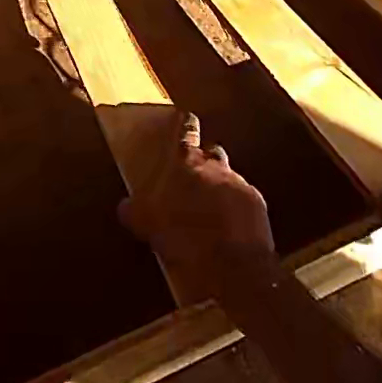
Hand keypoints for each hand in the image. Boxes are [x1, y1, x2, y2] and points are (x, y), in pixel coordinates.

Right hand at [118, 112, 278, 303]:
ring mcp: (239, 183)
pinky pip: (244, 199)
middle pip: (211, 151)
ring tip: (210, 208)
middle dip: (204, 159)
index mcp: (186, 163)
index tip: (185, 118)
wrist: (233, 265)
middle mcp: (215, 166)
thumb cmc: (185, 237)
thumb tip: (124, 206)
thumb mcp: (149, 225)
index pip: (185, 131)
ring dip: (219, 187)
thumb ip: (135, 211)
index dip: (184, 125)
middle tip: (193, 176)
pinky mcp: (258, 205)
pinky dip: (236, 208)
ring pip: (228, 176)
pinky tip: (229, 228)